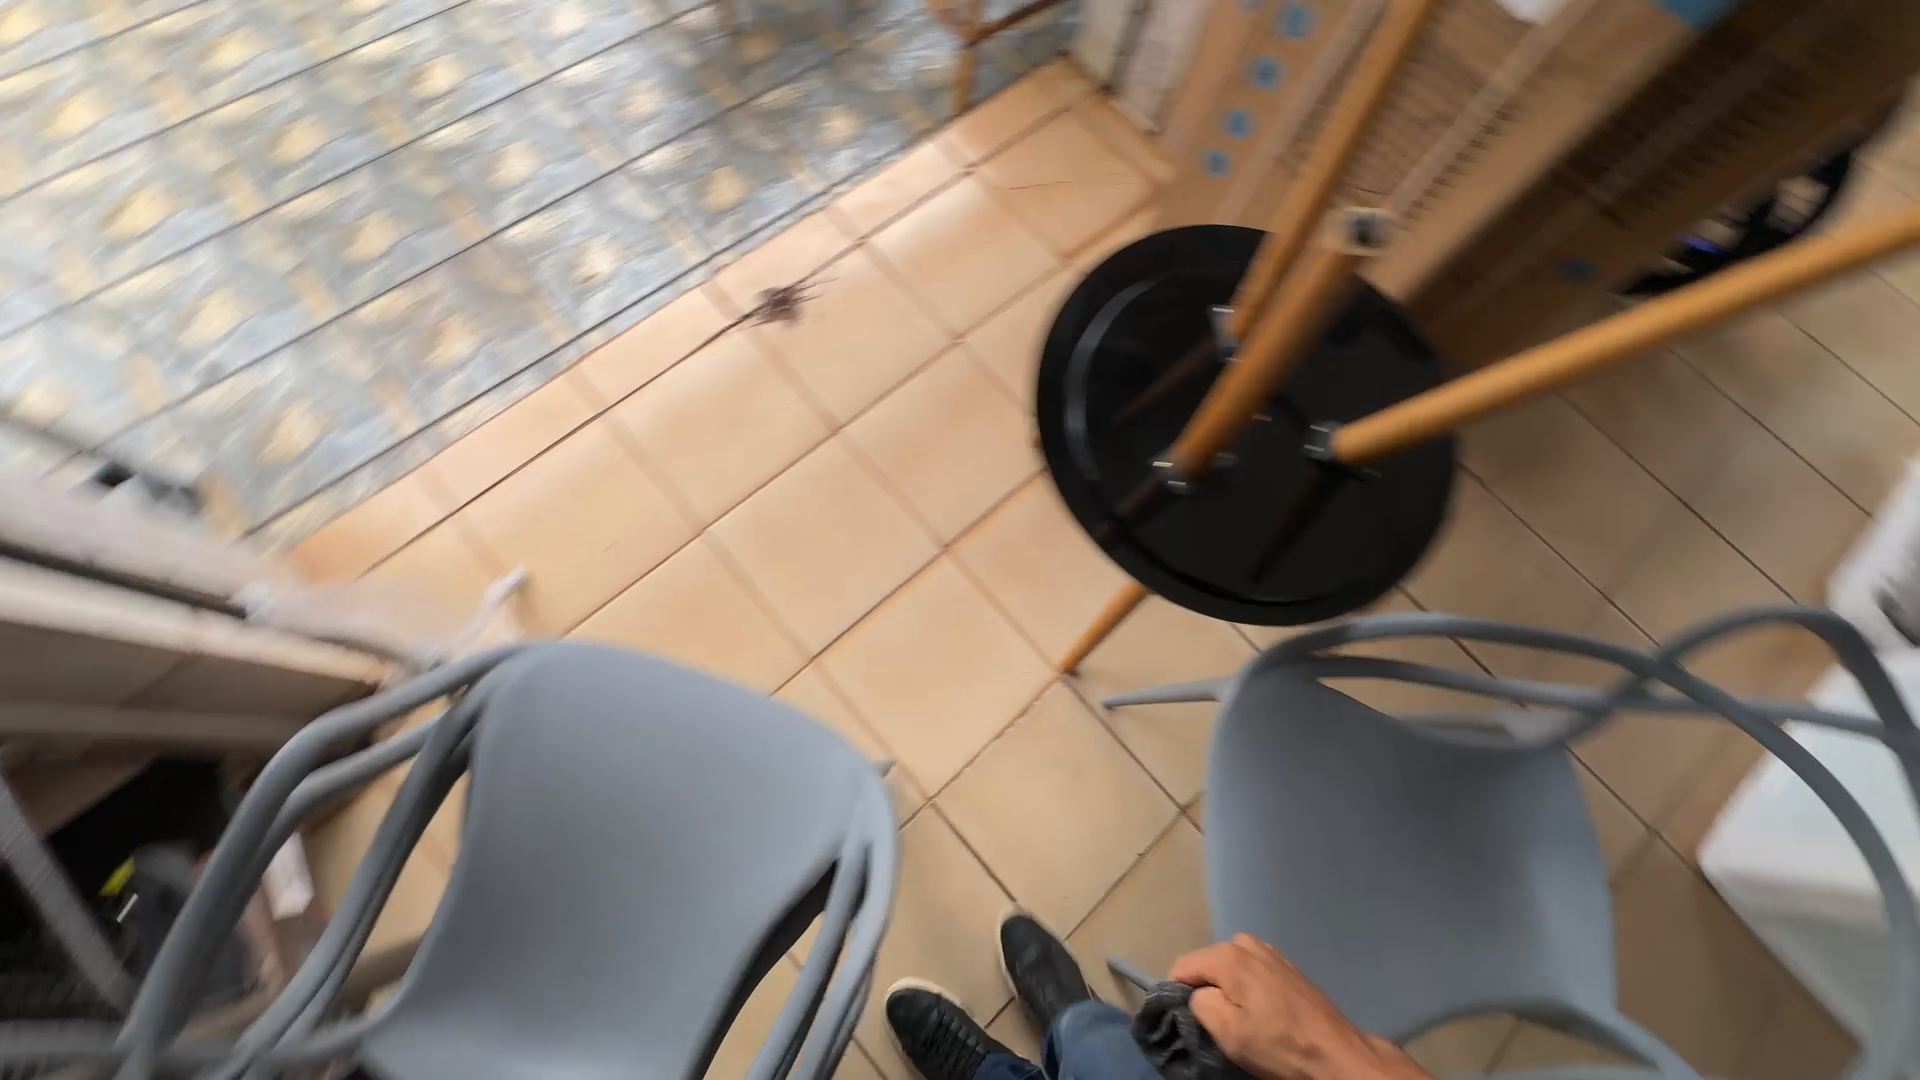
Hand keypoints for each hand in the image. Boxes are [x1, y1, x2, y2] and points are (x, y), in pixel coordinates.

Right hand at [1169, 935, 1429, 1079]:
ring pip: (1229, 969)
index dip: (1179, 993)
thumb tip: (1195, 993)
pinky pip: (1251, 972)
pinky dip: (1249, 990)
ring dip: (1229, 991)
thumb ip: (1199, 1004)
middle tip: (1223, 1025)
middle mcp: (1245, 942)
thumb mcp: (1228, 1034)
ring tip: (1245, 1020)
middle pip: (1206, 965)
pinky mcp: (1285, 964)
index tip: (1192, 1020)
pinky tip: (1265, 1013)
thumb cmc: (1281, 1046)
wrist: (1339, 1057)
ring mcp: (1268, 950)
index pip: (1182, 967)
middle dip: (1207, 991)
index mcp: (1227, 954)